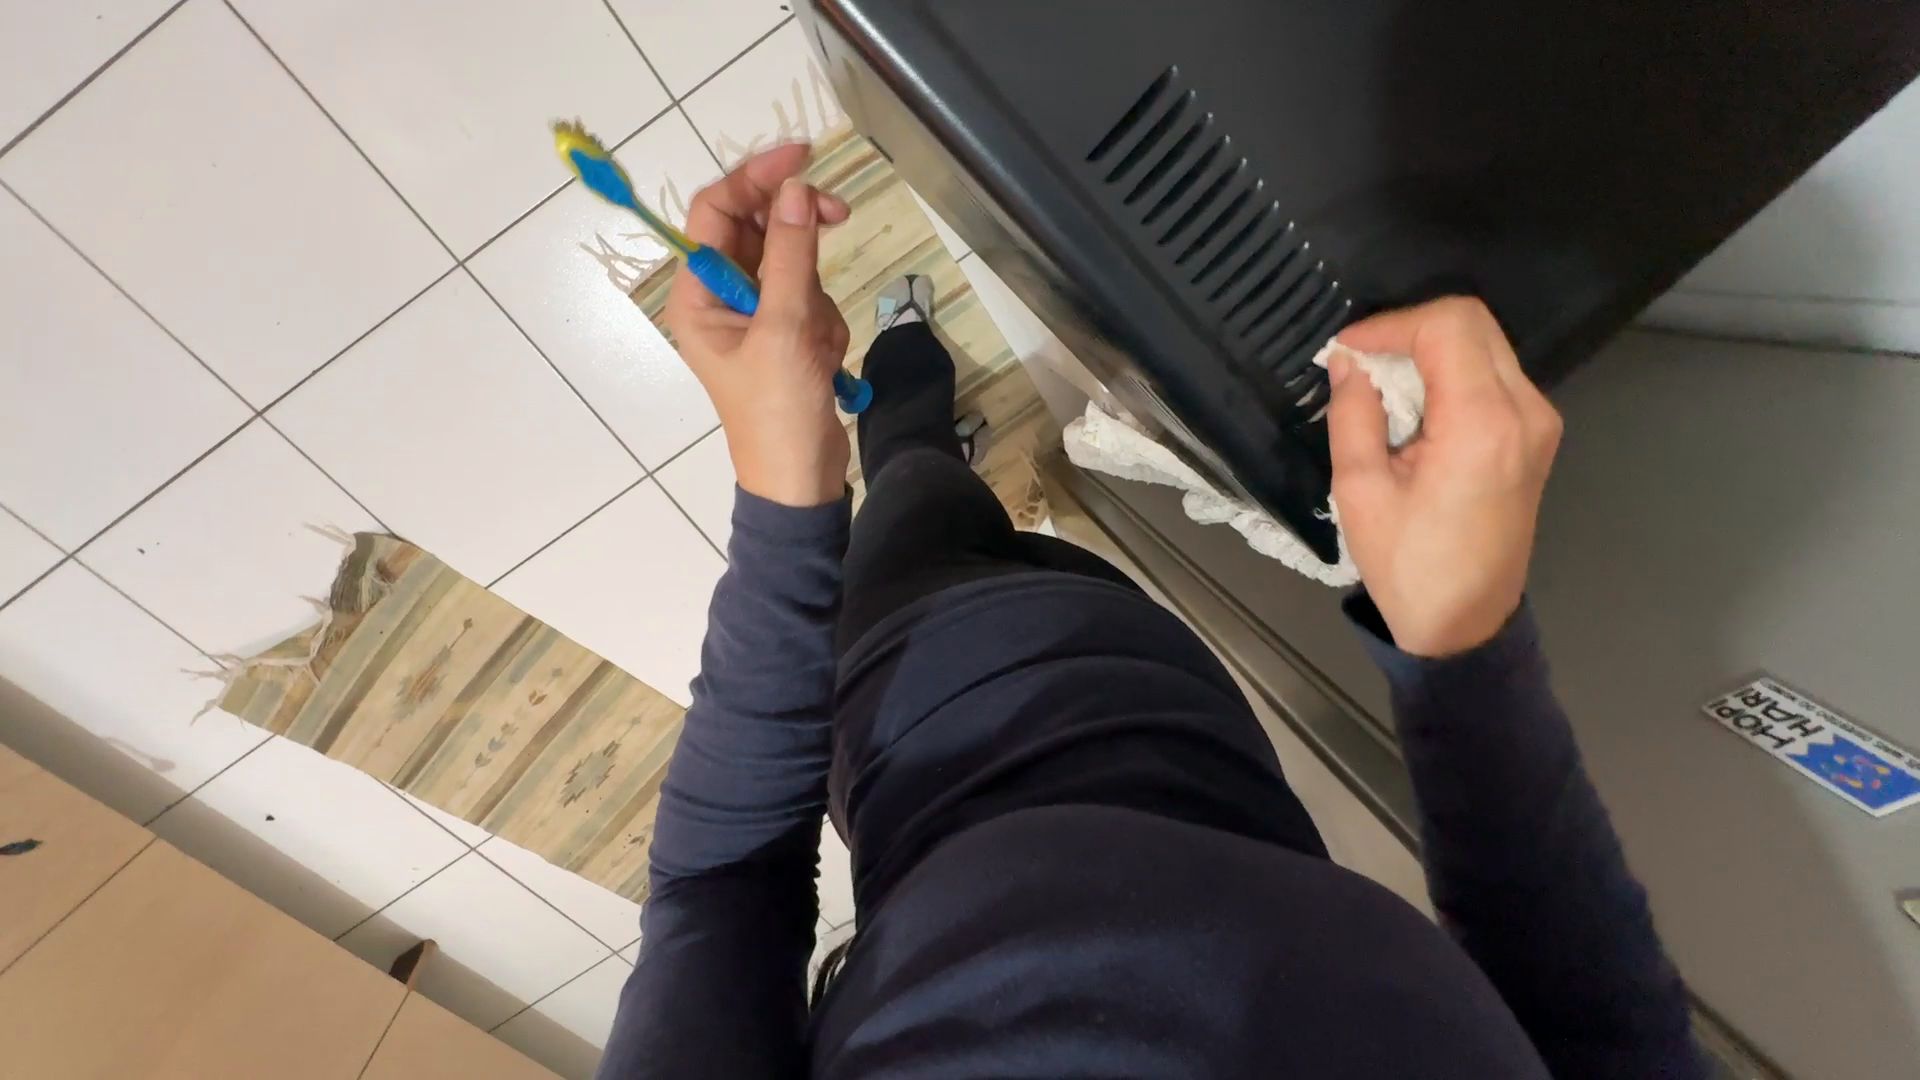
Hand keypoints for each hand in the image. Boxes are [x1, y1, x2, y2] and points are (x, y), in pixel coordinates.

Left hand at [665, 145, 853, 506]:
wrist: (800, 478)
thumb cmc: (779, 410)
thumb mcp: (784, 329)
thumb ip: (790, 255)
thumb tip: (796, 190)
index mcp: (698, 295)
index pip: (716, 211)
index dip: (756, 178)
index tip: (805, 159)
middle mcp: (721, 299)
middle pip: (757, 233)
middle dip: (798, 235)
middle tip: (841, 215)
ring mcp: (755, 319)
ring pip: (793, 268)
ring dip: (816, 298)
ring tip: (818, 347)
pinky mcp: (785, 337)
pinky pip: (811, 302)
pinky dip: (825, 325)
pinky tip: (825, 362)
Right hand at [1324, 297, 1562, 656]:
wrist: (1463, 621)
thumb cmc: (1406, 563)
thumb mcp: (1360, 490)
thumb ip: (1354, 416)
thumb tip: (1349, 364)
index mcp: (1482, 424)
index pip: (1448, 327)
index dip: (1389, 325)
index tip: (1343, 351)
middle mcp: (1525, 410)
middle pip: (1473, 324)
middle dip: (1406, 331)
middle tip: (1357, 362)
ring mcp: (1538, 422)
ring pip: (1484, 345)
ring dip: (1426, 351)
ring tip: (1376, 385)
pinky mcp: (1534, 435)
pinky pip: (1491, 376)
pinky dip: (1446, 374)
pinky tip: (1409, 406)